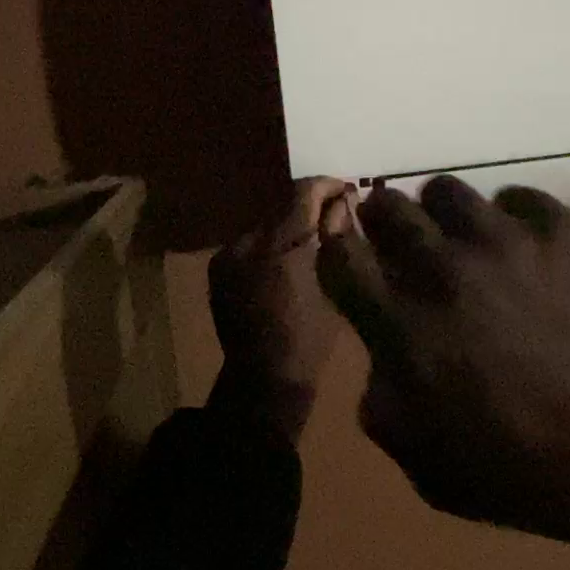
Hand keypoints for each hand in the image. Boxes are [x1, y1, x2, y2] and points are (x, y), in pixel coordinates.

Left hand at [205, 176, 353, 443]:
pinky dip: (273, 243)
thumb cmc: (308, 341)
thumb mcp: (333, 288)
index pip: (303, 195)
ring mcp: (228, 256)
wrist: (261, 383)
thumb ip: (333, 239)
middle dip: (310, 206)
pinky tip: (291, 258)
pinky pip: (252, 244)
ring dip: (290, 224)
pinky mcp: (219, 270)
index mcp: (278, 246)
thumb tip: (341, 204)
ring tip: (316, 237)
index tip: (349, 190)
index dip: (328, 186)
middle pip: (282, 206)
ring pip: (267, 224)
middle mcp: (246, 242)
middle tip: (338, 213)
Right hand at [318, 177, 569, 569]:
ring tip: (461, 239)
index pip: (339, 257)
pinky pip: (518, 196)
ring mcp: (505, 241)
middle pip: (385, 206)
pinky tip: (525, 246)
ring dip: (441, 213)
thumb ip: (386, 410)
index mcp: (404, 326)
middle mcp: (444, 269)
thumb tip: (383, 362)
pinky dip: (511, 216)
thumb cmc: (533, 473)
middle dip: (380, 220)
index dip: (335, 249)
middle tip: (399, 242)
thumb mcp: (432, 471)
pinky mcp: (562, 230)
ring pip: (446, 190)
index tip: (347, 253)